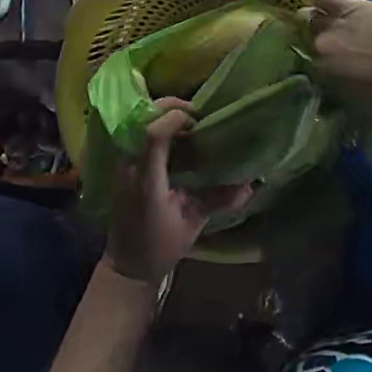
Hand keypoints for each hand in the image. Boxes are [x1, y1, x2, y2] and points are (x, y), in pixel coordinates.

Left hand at [103, 98, 253, 283]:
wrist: (127, 264)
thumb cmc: (159, 246)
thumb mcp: (193, 223)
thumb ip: (219, 200)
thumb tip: (250, 184)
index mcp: (147, 180)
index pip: (153, 134)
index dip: (175, 117)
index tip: (200, 120)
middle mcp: (129, 166)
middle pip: (141, 118)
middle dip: (170, 107)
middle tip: (197, 115)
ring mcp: (121, 164)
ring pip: (137, 122)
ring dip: (163, 116)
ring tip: (191, 124)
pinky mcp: (122, 166)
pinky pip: (137, 134)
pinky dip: (157, 127)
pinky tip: (178, 138)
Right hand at [305, 0, 371, 114]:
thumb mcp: (360, 100)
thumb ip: (341, 84)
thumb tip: (337, 77)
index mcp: (323, 73)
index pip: (312, 65)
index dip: (321, 63)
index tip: (330, 64)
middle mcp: (322, 47)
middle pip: (311, 39)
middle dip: (318, 41)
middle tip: (334, 45)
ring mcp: (335, 25)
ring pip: (311, 15)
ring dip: (315, 18)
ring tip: (324, 19)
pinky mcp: (353, 6)